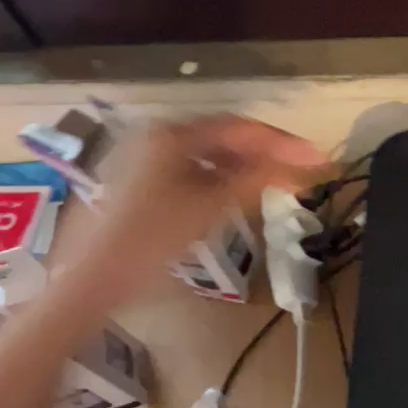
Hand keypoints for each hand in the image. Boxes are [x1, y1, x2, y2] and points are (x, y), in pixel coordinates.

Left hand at [84, 115, 323, 286]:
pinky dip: (225, 178)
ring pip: (212, 155)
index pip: (242, 129)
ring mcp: (149, 157)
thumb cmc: (149, 240)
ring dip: (248, 166)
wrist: (90, 279)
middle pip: (227, 138)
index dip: (283, 143)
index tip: (317, 159)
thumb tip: (300, 167)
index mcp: (173, 134)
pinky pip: (197, 169)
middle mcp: (160, 136)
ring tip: (282, 180)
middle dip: (268, 153)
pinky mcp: (145, 180)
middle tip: (304, 169)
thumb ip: (257, 181)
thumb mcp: (209, 208)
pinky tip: (243, 192)